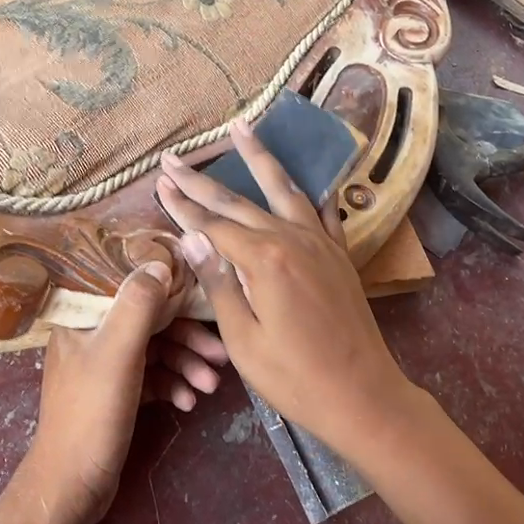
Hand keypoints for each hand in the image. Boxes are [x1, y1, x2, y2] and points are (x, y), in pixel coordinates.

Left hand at [27, 262, 228, 523]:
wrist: (72, 486)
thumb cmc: (91, 413)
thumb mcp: (118, 352)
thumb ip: (139, 305)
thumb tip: (161, 262)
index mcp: (82, 315)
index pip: (128, 283)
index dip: (166, 284)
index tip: (200, 291)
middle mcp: (91, 333)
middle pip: (149, 319)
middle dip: (187, 337)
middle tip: (221, 355)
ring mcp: (104, 363)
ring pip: (155, 349)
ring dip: (186, 364)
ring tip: (210, 387)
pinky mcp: (116, 392)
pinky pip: (151, 376)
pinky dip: (172, 384)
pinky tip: (188, 403)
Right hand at [156, 120, 413, 451]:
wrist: (363, 395)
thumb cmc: (294, 377)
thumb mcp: (242, 339)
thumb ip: (218, 282)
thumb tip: (192, 236)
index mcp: (263, 259)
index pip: (212, 224)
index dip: (182, 204)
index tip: (160, 181)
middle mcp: (292, 238)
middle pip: (238, 201)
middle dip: (202, 179)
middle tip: (174, 157)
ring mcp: (320, 242)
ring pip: (283, 188)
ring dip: (259, 157)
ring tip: (241, 127)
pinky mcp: (339, 254)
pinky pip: (321, 210)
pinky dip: (306, 190)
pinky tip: (301, 179)